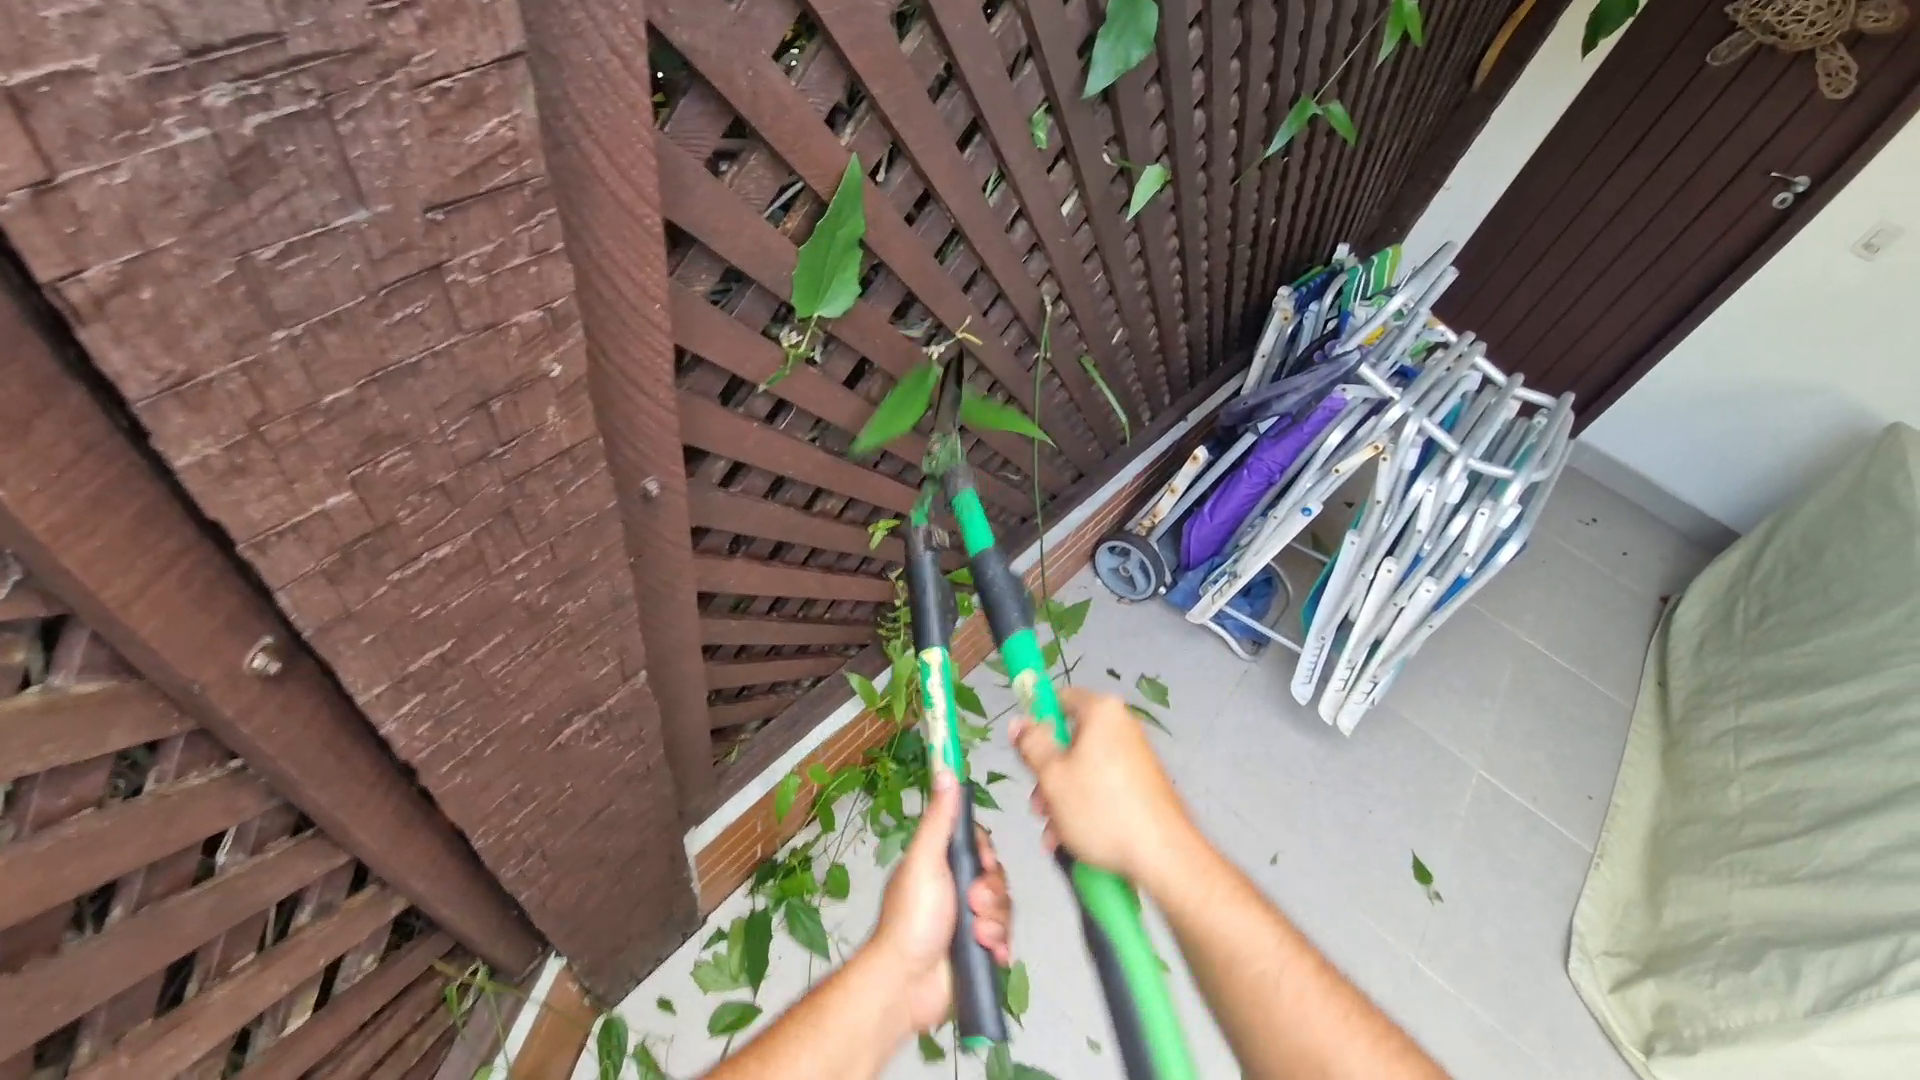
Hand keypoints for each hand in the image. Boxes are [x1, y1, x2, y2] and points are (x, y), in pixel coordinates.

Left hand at [868, 772, 1012, 1031]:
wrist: (908, 983)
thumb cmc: (913, 916)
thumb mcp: (925, 860)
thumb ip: (940, 819)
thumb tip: (945, 770)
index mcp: (940, 864)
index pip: (978, 846)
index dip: (986, 855)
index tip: (981, 864)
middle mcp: (955, 889)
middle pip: (995, 877)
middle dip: (991, 894)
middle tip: (974, 906)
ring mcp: (967, 921)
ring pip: (1003, 908)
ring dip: (995, 922)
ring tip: (978, 935)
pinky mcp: (977, 950)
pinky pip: (1004, 938)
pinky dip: (999, 945)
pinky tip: (990, 954)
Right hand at [1012, 686, 1194, 886]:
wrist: (1163, 854)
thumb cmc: (1101, 808)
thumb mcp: (1053, 775)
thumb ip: (1031, 744)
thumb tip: (1019, 722)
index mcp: (1102, 712)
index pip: (1059, 699)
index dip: (1036, 722)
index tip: (1025, 751)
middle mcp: (1121, 727)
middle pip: (1069, 741)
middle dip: (1048, 776)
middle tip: (1039, 805)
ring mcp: (1134, 758)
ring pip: (1083, 770)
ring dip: (1061, 800)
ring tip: (1054, 834)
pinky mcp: (1142, 786)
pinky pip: (1102, 788)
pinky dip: (1085, 809)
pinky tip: (1072, 840)